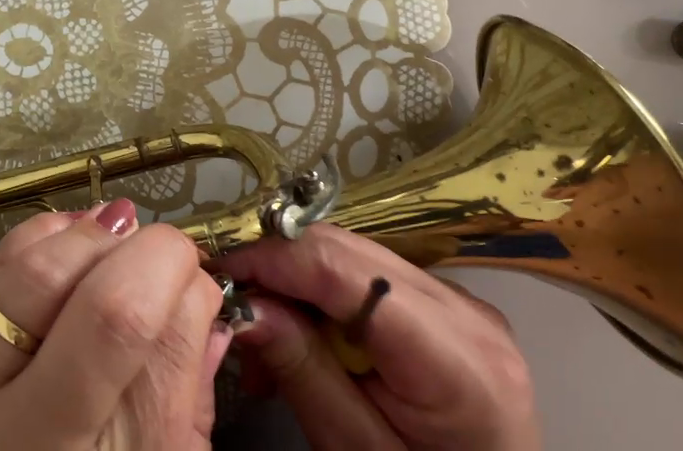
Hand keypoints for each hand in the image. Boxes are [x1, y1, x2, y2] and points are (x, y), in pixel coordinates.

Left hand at [0, 199, 232, 450]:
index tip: (195, 268)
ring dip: (80, 238)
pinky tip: (69, 240)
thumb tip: (194, 291)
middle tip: (163, 248)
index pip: (117, 324)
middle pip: (59, 285)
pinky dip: (32, 246)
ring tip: (120, 233)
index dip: (165, 271)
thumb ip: (180, 387)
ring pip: (17, 270)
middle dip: (128, 247)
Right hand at [213, 225, 539, 450]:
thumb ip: (302, 372)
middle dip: (276, 268)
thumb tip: (243, 304)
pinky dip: (320, 294)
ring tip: (263, 338)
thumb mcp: (354, 449)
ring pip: (348, 254)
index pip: (344, 271)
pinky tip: (302, 335)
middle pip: (345, 251)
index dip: (272, 259)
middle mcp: (465, 310)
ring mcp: (459, 301)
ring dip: (293, 282)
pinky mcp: (445, 303)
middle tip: (231, 309)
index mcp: (457, 358)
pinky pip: (364, 273)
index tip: (216, 272)